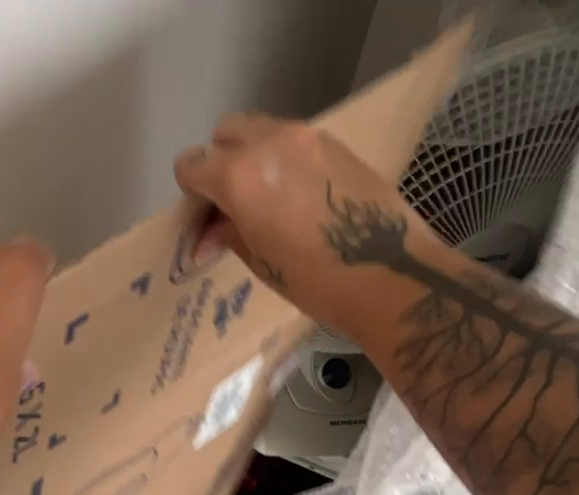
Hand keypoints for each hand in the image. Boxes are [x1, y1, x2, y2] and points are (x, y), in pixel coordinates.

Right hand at [174, 115, 446, 336]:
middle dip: (218, 162)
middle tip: (227, 202)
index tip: (201, 217)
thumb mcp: (259, 260)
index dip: (190, 192)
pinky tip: (294, 198)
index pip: (192, 164)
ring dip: (251, 158)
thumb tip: (210, 233)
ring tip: (263, 200)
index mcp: (240, 175)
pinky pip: (293, 142)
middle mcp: (270, 143)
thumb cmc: (312, 279)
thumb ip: (228, 233)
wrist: (389, 272)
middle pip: (226, 132)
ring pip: (262, 131)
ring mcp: (308, 138)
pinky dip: (281, 161)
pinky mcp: (337, 145)